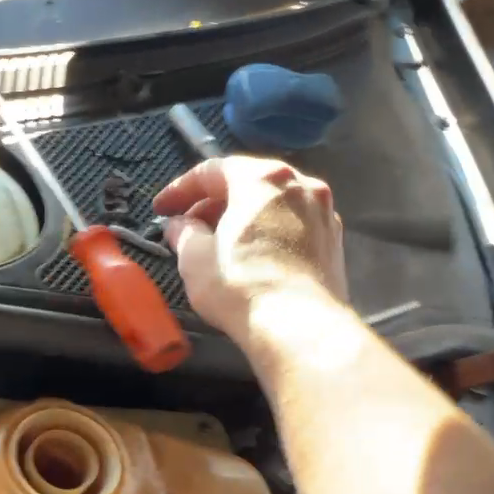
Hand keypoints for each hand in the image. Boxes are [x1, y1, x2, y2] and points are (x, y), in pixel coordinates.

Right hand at [153, 157, 349, 340]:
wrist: (296, 323)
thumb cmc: (239, 285)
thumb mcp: (195, 259)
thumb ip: (184, 234)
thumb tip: (179, 225)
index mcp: (262, 179)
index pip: (214, 170)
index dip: (180, 189)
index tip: (161, 209)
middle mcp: (300, 184)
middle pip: (248, 182)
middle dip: (213, 202)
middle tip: (187, 226)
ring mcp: (323, 211)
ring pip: (273, 203)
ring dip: (241, 216)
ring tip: (218, 242)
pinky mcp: (332, 240)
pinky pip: (291, 223)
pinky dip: (266, 230)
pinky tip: (251, 255)